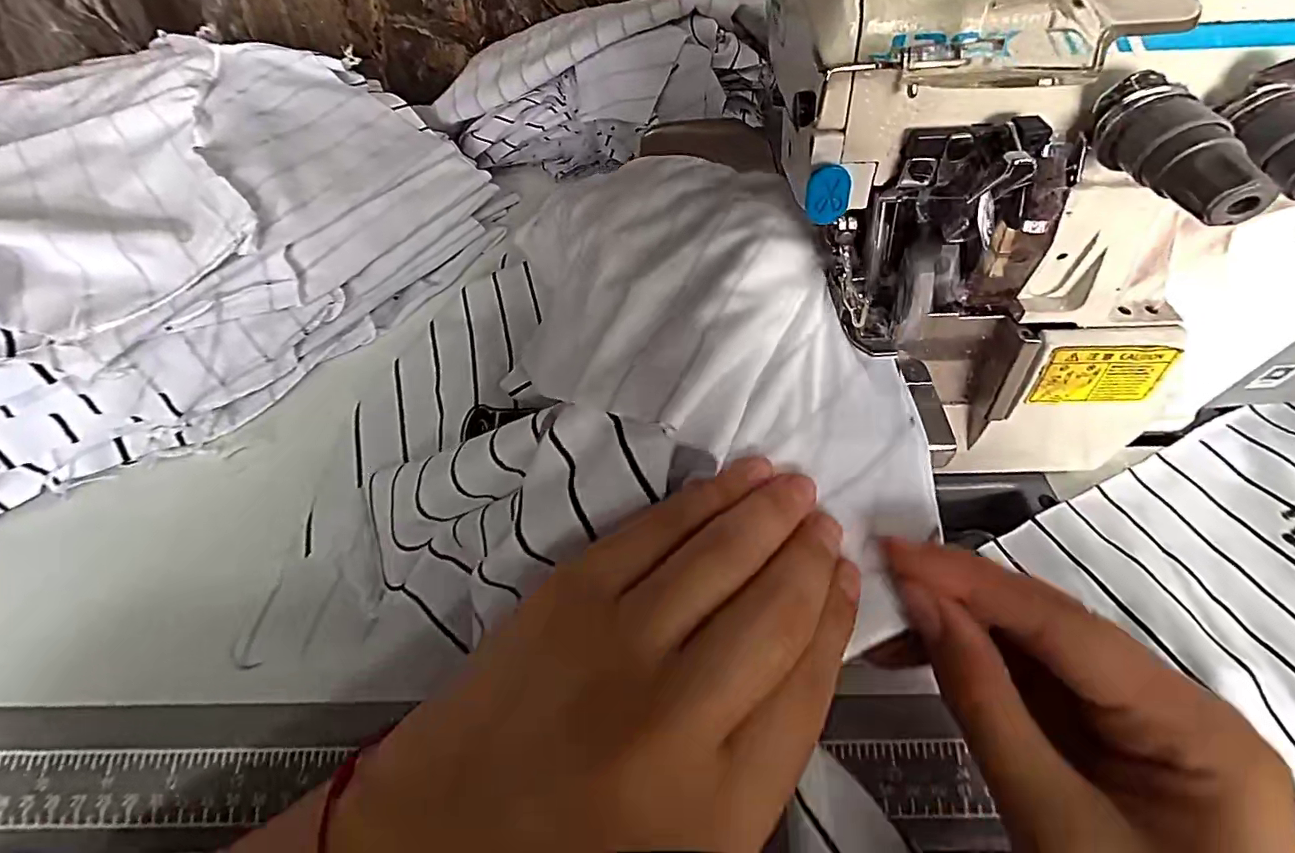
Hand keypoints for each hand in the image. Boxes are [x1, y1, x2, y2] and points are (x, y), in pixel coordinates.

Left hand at [327, 459, 858, 852]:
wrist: (447, 829)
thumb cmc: (588, 838)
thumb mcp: (705, 827)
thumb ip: (771, 735)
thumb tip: (816, 624)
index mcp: (719, 801)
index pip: (809, 678)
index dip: (837, 615)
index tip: (847, 576)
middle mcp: (674, 716)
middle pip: (775, 607)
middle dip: (812, 555)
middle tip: (829, 524)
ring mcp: (617, 642)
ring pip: (724, 552)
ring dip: (771, 510)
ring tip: (800, 489)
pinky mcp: (570, 592)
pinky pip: (661, 526)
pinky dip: (710, 495)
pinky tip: (742, 478)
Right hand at [883, 538, 1294, 852]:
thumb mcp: (1052, 827)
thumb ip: (986, 704)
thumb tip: (924, 604)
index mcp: (1197, 729)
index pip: (1067, 626)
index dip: (976, 582)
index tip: (901, 553)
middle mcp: (1182, 712)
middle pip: (1058, 631)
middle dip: (968, 599)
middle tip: (891, 577)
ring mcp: (1149, 730)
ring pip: (1045, 654)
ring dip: (968, 630)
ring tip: (900, 618)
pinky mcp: (1115, 748)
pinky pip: (1044, 689)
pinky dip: (986, 668)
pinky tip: (940, 652)